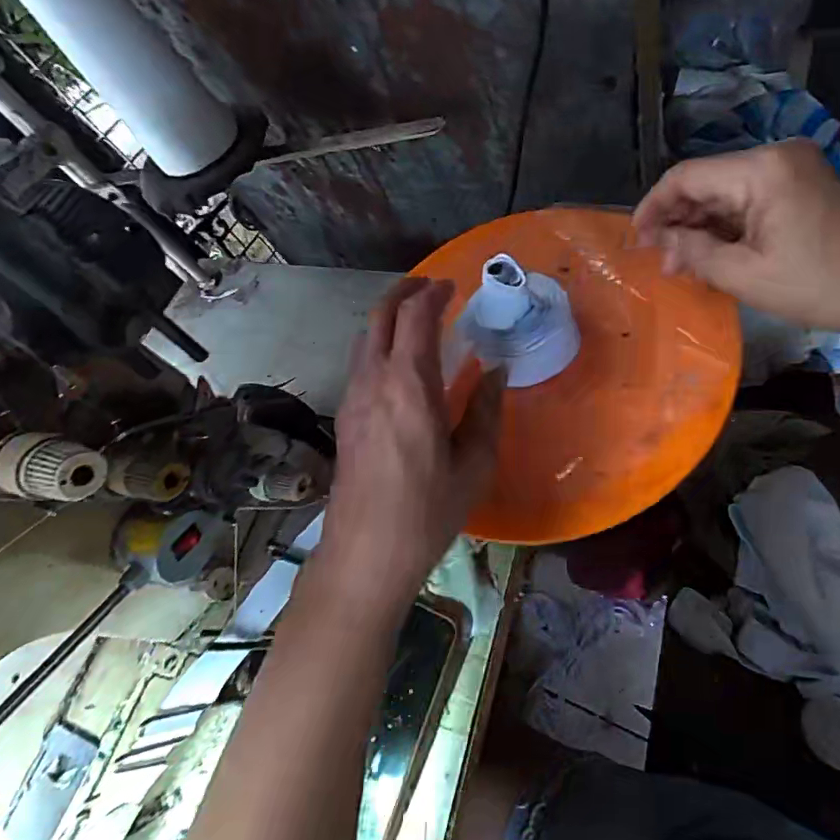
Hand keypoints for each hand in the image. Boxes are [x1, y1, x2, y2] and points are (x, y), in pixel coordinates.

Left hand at [318, 277, 505, 610]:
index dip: (433, 293)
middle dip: (404, 292)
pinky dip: (379, 344)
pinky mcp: (345, 417)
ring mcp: (353, 398)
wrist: (367, 551)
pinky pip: (360, 362)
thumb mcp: (474, 464)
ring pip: (365, 337)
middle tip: (431, 288)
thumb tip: (495, 373)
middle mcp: (374, 381)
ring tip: (417, 321)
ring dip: (389, 318)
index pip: (415, 317)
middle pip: (380, 315)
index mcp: (409, 385)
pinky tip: (399, 364)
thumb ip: (486, 411)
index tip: (452, 287)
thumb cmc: (428, 511)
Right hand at [633, 140, 839, 335]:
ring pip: (724, 193)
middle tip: (660, 261)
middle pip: (705, 182)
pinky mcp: (801, 187)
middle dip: (677, 221)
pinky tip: (709, 255)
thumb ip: (694, 252)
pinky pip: (747, 201)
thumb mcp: (745, 274)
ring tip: (681, 265)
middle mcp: (775, 157)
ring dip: (699, 227)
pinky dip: (725, 227)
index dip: (653, 207)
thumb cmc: (820, 283)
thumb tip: (662, 241)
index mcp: (761, 169)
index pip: (685, 176)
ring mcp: (791, 170)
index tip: (635, 240)